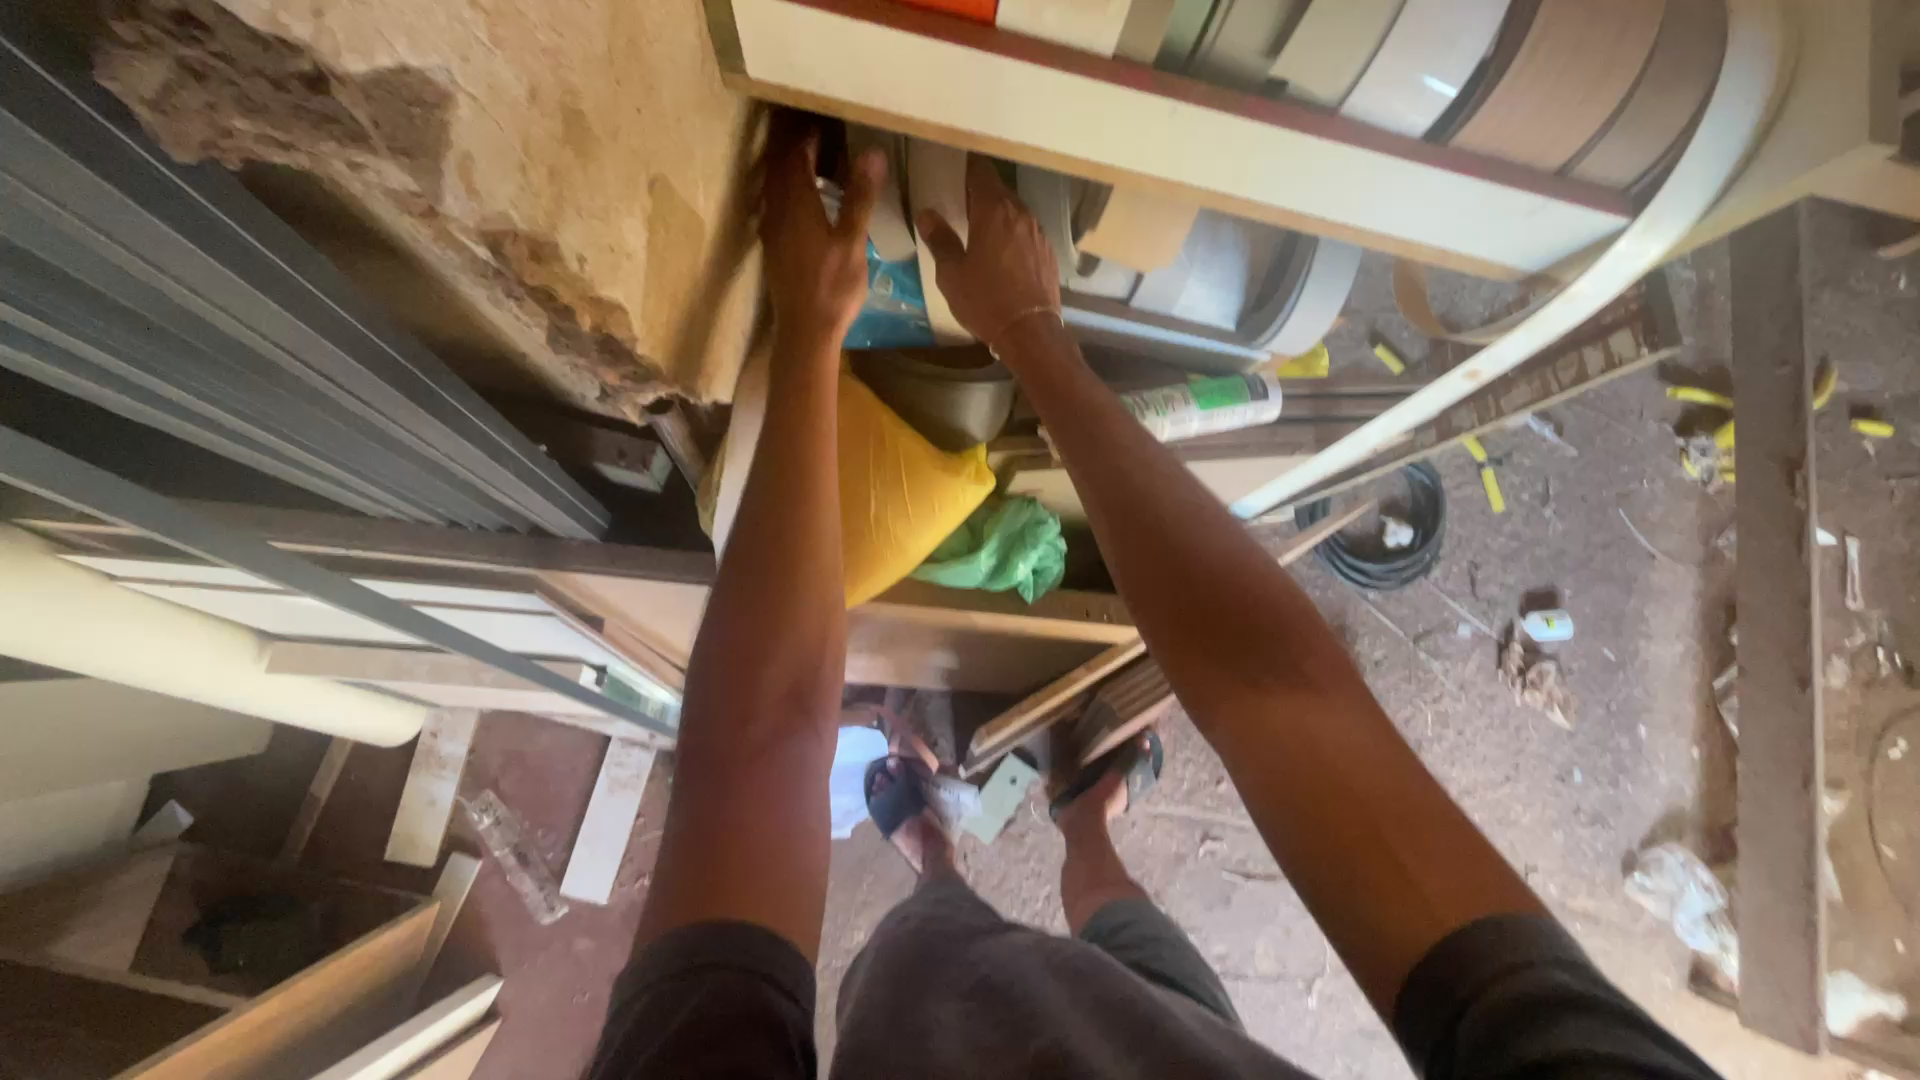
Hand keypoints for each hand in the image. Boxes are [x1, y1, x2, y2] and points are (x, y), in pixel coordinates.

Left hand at [760, 119, 883, 348]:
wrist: (805, 331)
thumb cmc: (832, 288)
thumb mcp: (852, 242)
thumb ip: (860, 196)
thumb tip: (872, 152)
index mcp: (795, 203)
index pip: (795, 153)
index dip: (808, 134)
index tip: (827, 122)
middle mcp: (776, 210)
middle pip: (779, 165)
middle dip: (795, 146)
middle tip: (819, 134)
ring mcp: (771, 230)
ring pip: (774, 186)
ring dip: (790, 169)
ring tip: (813, 162)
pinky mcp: (773, 248)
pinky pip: (776, 206)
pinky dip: (789, 192)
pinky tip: (805, 201)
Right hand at [915, 157, 1061, 350]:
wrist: (1030, 332)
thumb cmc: (985, 301)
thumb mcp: (952, 274)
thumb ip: (940, 240)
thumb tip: (927, 214)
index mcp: (993, 210)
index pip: (981, 172)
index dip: (967, 169)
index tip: (954, 172)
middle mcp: (1020, 213)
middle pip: (999, 192)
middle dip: (981, 195)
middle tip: (961, 206)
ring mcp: (1039, 233)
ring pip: (1015, 213)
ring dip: (999, 218)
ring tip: (981, 232)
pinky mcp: (1048, 254)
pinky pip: (1027, 234)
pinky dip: (1014, 237)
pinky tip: (1003, 255)